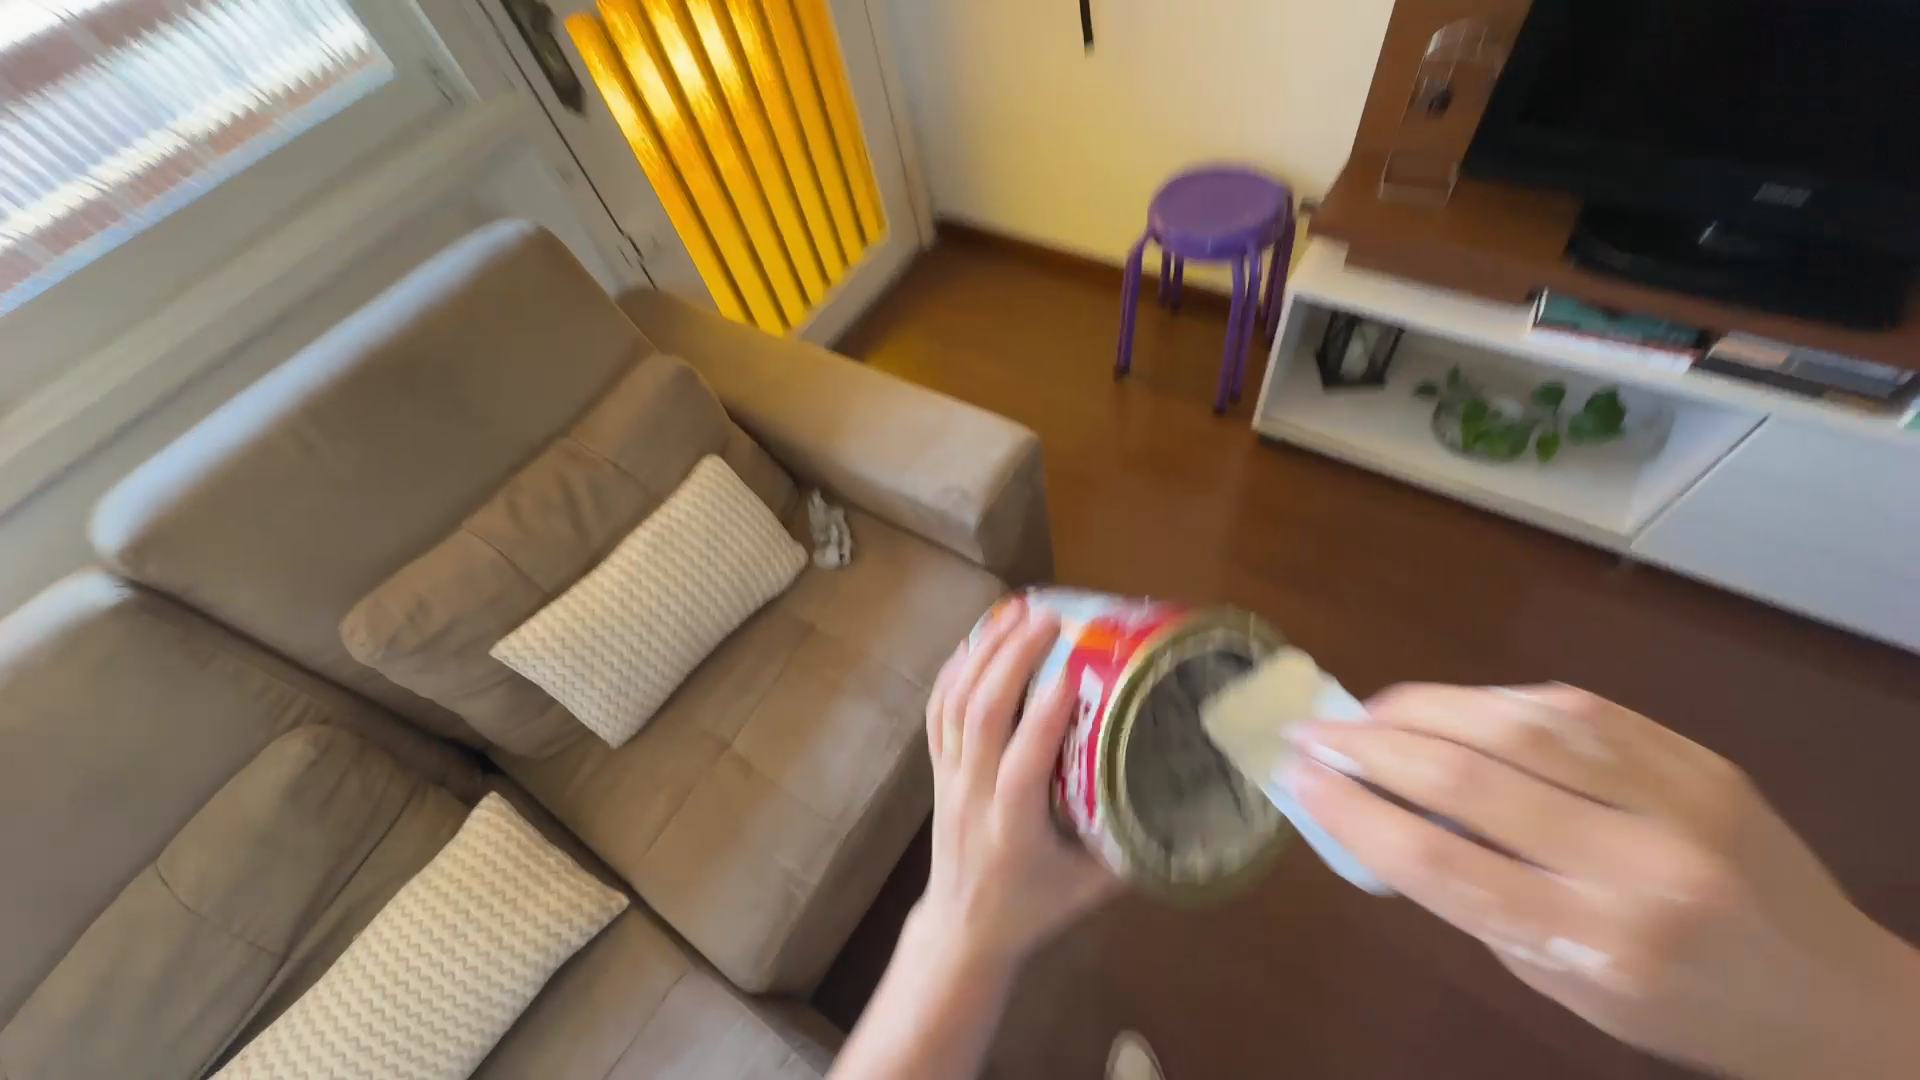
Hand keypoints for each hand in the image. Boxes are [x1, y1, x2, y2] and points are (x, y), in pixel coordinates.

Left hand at [912, 598, 1122, 972]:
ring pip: (954, 704)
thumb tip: (1176, 793)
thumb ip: (1130, 844)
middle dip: (1011, 659)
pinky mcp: (935, 767)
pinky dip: (954, 669)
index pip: (1023, 764)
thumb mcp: (1091, 887)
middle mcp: (973, 793)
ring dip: (983, 652)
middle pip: (980, 716)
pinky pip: (936, 710)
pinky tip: (976, 639)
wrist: (962, 929)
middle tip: (1047, 618)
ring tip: (1014, 611)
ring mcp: (946, 776)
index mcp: (1013, 827)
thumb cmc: (1032, 906)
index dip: (1045, 715)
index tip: (1072, 668)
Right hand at [1289, 683, 1919, 1079]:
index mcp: (1596, 944)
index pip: (1436, 860)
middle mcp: (1637, 868)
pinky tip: (1443, 708)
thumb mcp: (1551, 975)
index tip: (1297, 774)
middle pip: (1465, 780)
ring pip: (1511, 725)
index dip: (1351, 808)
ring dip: (1416, 709)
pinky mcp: (1692, 756)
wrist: (1835, 995)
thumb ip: (1468, 890)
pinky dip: (1482, 702)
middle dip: (1366, 746)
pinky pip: (1563, 707)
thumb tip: (1375, 804)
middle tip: (1310, 731)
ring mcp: (1674, 801)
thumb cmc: (1667, 1001)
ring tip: (1365, 712)